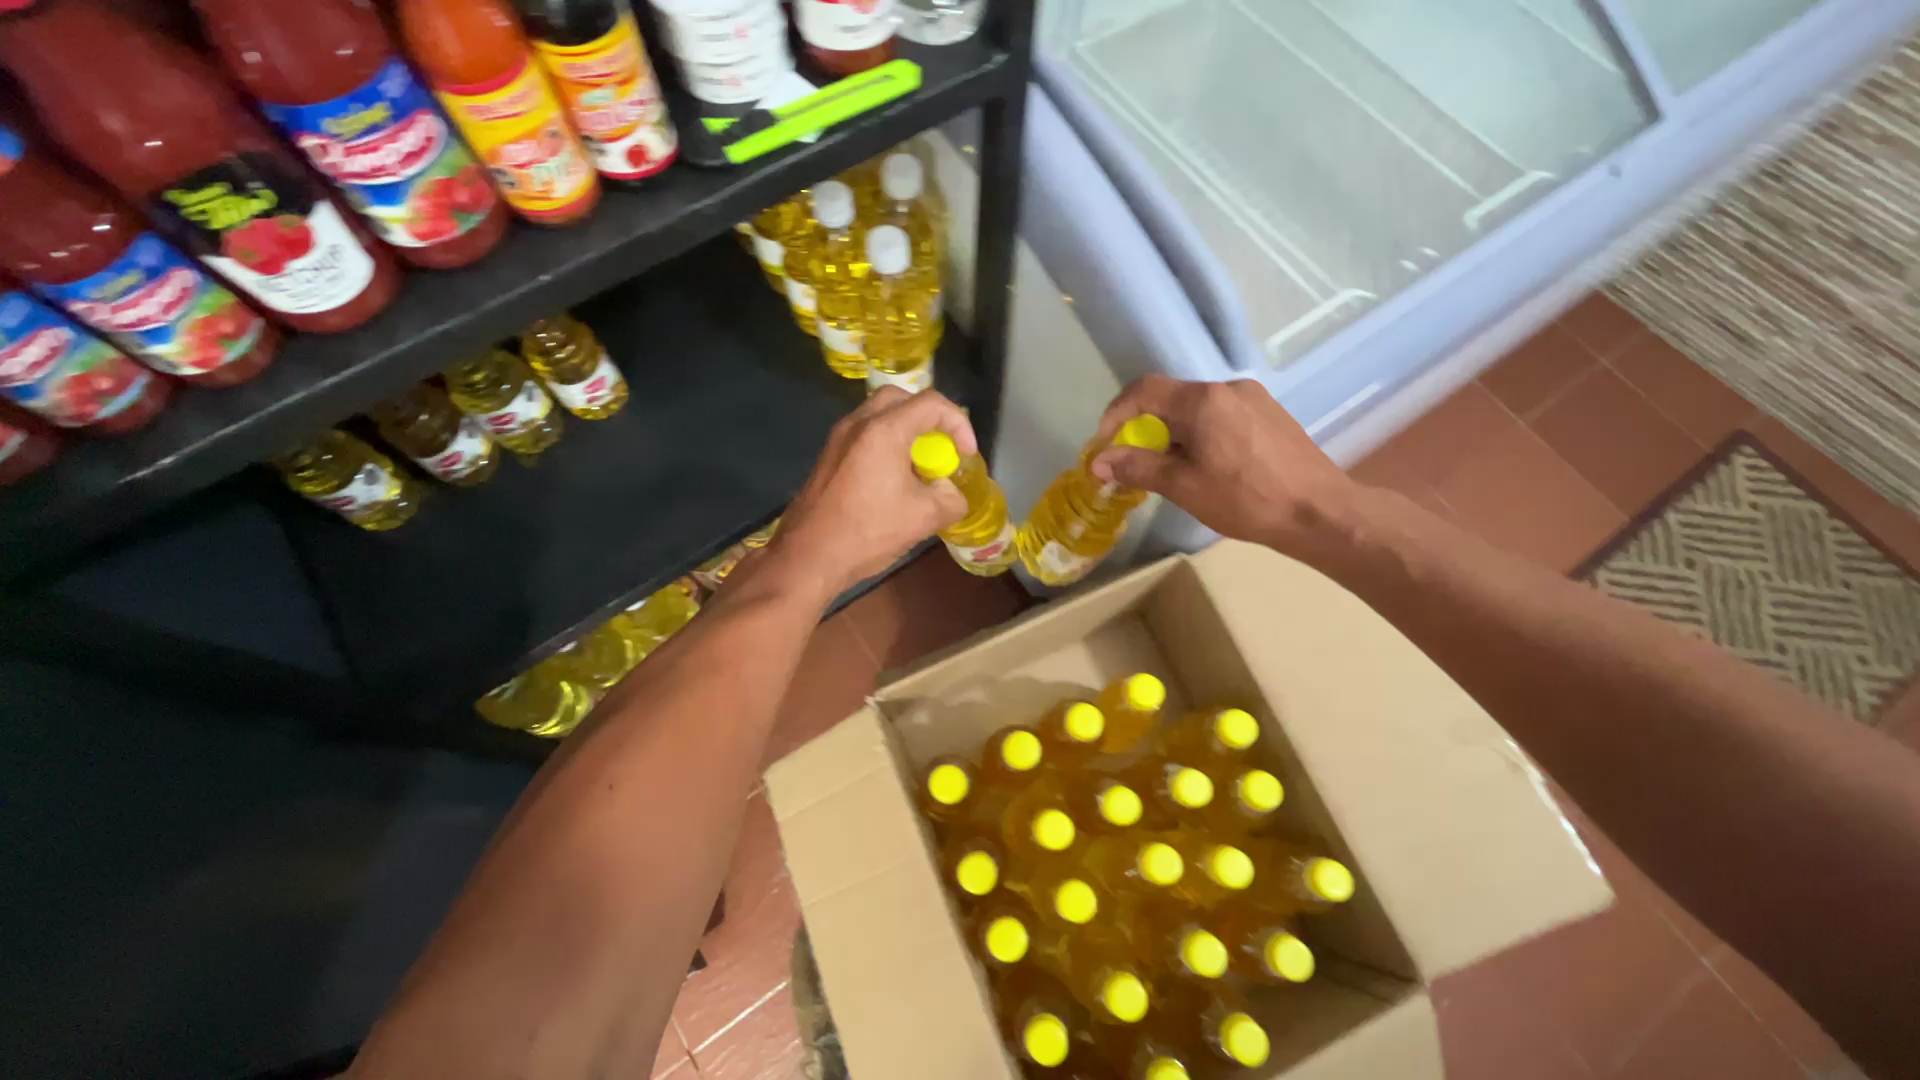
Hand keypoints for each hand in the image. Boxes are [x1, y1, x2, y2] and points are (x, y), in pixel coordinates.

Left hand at [764, 387, 972, 600]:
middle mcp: (858, 424)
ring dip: (905, 430)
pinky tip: (893, 478)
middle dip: (929, 417)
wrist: (807, 557)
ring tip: (920, 464)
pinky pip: (864, 434)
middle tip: (942, 446)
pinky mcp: (828, 457)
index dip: (958, 424)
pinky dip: (886, 443)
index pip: (931, 404)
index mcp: (884, 431)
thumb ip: (950, 499)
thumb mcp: (923, 519)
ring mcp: (838, 439)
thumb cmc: (867, 533)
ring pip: (879, 414)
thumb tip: (951, 493)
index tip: (965, 454)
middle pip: (901, 398)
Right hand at [1089, 375, 1358, 556]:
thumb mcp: (1184, 486)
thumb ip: (1138, 467)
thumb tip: (1098, 461)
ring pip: (1198, 410)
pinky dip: (1202, 435)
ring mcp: (1254, 399)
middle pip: (1171, 399)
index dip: (1116, 414)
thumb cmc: (1246, 499)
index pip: (1144, 390)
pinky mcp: (1270, 415)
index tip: (1105, 446)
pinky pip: (1222, 417)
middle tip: (1136, 464)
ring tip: (1173, 471)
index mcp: (1203, 400)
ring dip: (1174, 434)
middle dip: (1145, 429)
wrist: (1320, 513)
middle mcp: (1228, 388)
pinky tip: (1209, 468)